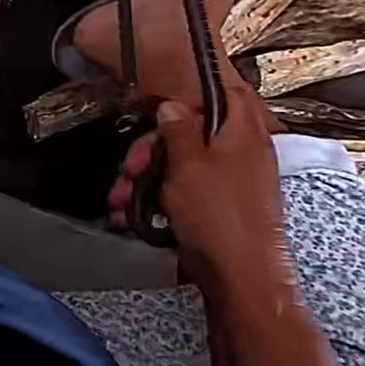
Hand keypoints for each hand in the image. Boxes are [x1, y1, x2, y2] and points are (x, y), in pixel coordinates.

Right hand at [107, 80, 291, 300]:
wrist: (238, 275)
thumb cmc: (218, 215)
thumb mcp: (187, 162)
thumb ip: (177, 128)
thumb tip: (172, 106)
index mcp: (242, 133)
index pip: (226, 92)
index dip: (195, 90)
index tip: (162, 101)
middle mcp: (240, 152)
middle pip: (188, 131)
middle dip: (150, 147)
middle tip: (131, 165)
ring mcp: (228, 180)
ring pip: (178, 162)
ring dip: (144, 177)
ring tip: (122, 198)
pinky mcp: (215, 205)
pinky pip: (180, 189)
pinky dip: (155, 196)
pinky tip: (132, 212)